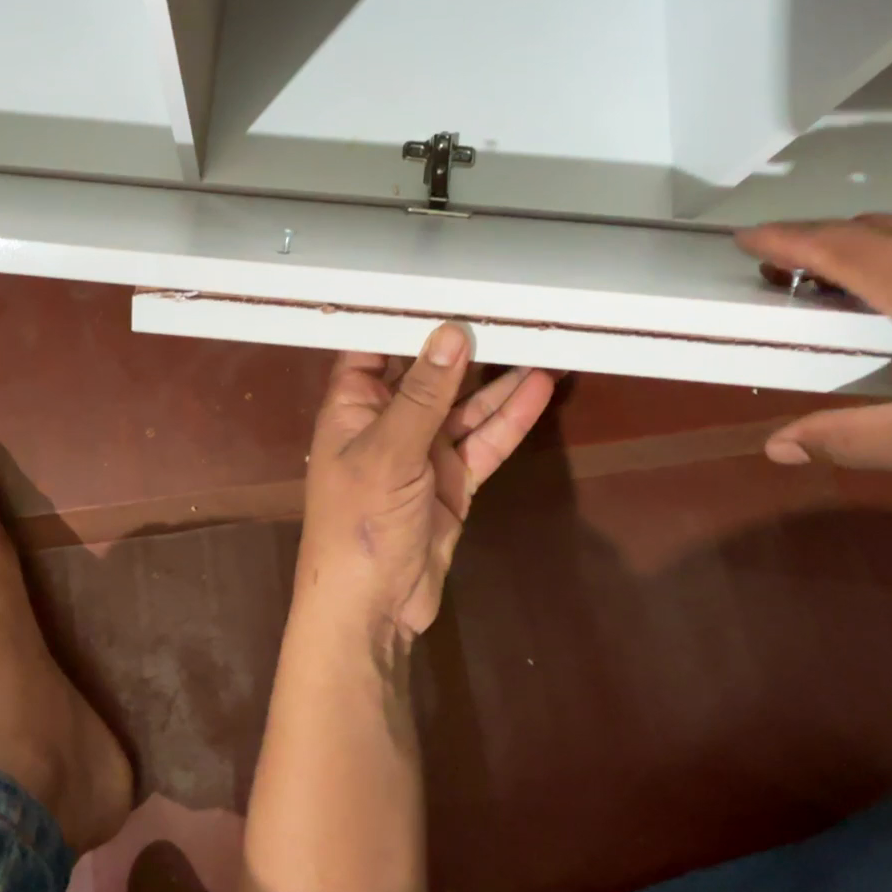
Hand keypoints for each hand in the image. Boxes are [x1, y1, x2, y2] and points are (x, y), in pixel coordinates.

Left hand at [297, 324, 555, 642]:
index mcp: (352, 405)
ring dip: (498, 379)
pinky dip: (508, 419)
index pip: (375, 346)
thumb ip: (422, 395)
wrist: (372, 608)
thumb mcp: (389, 453)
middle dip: (465, 345)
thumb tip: (450, 333)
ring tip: (540, 338)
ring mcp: (422, 452)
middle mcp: (386, 421)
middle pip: (429, 372)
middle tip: (510, 305)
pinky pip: (483, 441)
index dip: (405, 316)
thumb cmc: (358, 523)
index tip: (445, 283)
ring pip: (464, 406)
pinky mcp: (452, 480)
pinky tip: (539, 387)